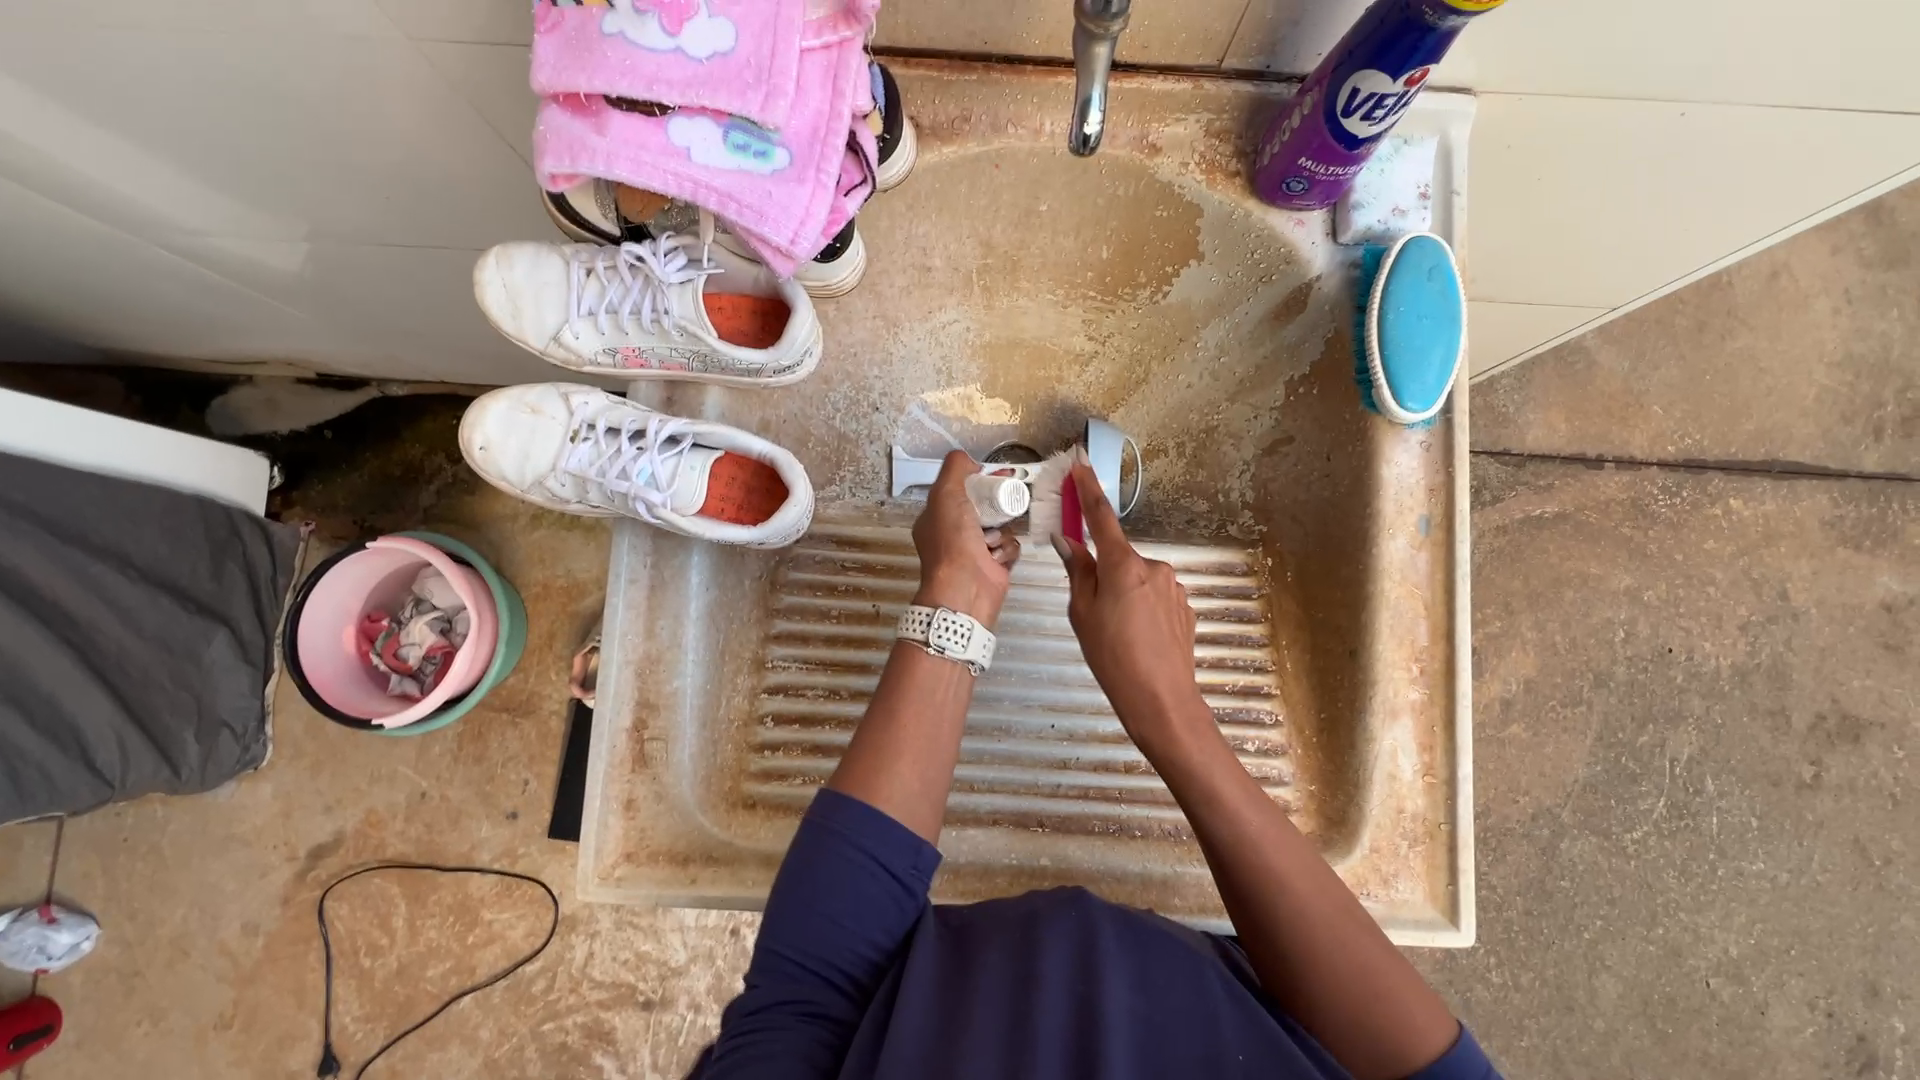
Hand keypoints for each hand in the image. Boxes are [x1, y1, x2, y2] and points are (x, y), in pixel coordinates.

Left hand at [912, 451, 1020, 625]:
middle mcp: (954, 535)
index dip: (979, 481)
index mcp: (936, 518)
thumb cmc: (950, 542)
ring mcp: (974, 552)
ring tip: (990, 541)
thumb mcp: (945, 494)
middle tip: (1006, 502)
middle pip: (984, 508)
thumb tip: (970, 462)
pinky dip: (1007, 550)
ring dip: (1000, 532)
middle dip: (996, 506)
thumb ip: (955, 468)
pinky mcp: (994, 566)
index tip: (997, 475)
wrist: (964, 589)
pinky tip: (997, 557)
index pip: (960, 491)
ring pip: (1000, 528)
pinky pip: (1010, 548)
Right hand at [1052, 463, 1211, 754]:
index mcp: (1123, 565)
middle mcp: (1153, 568)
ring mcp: (1173, 587)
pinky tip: (1136, 639)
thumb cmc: (1114, 659)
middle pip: (1117, 558)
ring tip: (1116, 635)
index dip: (1088, 489)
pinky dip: (1140, 610)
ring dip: (1122, 595)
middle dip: (1102, 575)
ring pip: (1136, 580)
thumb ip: (1078, 572)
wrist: (1162, 700)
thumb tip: (1070, 543)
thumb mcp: (1082, 614)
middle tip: (1092, 613)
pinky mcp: (1184, 606)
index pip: (1101, 517)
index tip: (1080, 464)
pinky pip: (1153, 597)